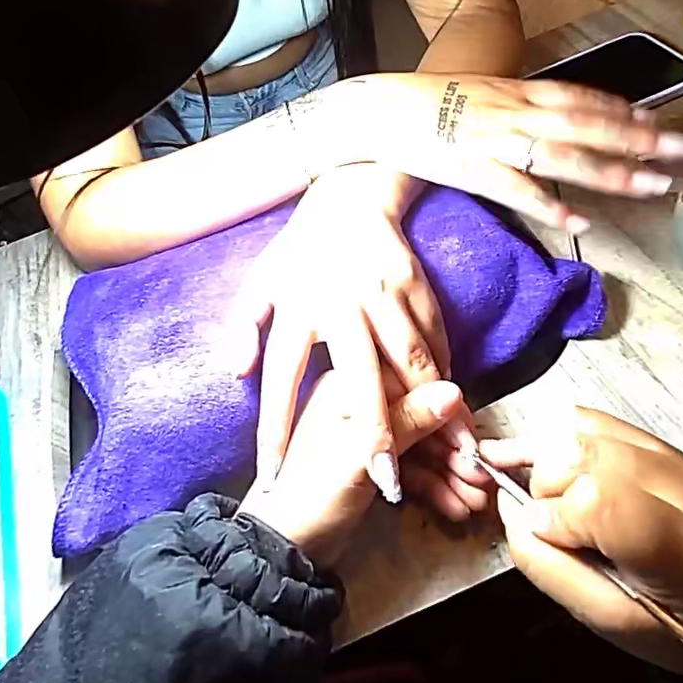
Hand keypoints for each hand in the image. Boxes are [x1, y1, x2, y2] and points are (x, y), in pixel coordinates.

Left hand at [233, 166, 488, 520]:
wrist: (349, 199)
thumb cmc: (298, 249)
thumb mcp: (261, 281)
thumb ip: (243, 326)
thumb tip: (233, 372)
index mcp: (297, 306)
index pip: (283, 377)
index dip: (276, 428)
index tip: (275, 475)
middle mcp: (342, 305)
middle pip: (361, 377)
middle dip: (374, 433)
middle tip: (384, 483)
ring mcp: (384, 296)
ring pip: (411, 364)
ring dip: (428, 413)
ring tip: (445, 457)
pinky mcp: (416, 288)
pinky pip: (434, 340)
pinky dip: (443, 376)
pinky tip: (449, 407)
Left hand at [239, 370, 466, 565]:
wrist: (284, 545)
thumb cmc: (312, 494)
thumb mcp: (360, 457)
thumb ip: (405, 422)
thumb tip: (453, 390)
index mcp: (345, 386)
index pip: (410, 386)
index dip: (446, 417)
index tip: (473, 445)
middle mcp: (357, 403)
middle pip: (418, 418)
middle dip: (452, 451)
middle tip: (482, 482)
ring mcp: (365, 436)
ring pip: (418, 445)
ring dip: (448, 472)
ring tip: (474, 502)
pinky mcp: (371, 465)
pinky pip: (410, 467)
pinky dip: (433, 485)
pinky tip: (454, 506)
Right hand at [308, 75, 682, 231]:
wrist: (378, 106)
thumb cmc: (422, 96)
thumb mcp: (473, 88)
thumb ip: (509, 100)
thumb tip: (540, 114)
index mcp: (512, 90)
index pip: (580, 98)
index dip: (623, 110)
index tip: (660, 120)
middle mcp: (512, 113)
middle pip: (586, 125)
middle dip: (638, 138)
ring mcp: (494, 142)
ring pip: (562, 157)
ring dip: (610, 172)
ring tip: (653, 186)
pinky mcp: (470, 170)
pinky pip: (516, 190)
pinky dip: (548, 205)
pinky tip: (578, 221)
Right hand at [482, 409, 682, 673]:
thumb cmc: (663, 616)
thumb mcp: (600, 616)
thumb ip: (542, 560)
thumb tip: (512, 507)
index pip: (603, 502)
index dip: (558, 512)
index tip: (545, 529)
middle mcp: (682, 491)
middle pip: (580, 456)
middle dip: (546, 486)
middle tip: (548, 518)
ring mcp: (667, 457)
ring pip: (575, 430)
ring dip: (545, 459)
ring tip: (542, 489)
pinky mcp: (648, 438)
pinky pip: (582, 418)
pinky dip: (554, 438)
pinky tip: (546, 460)